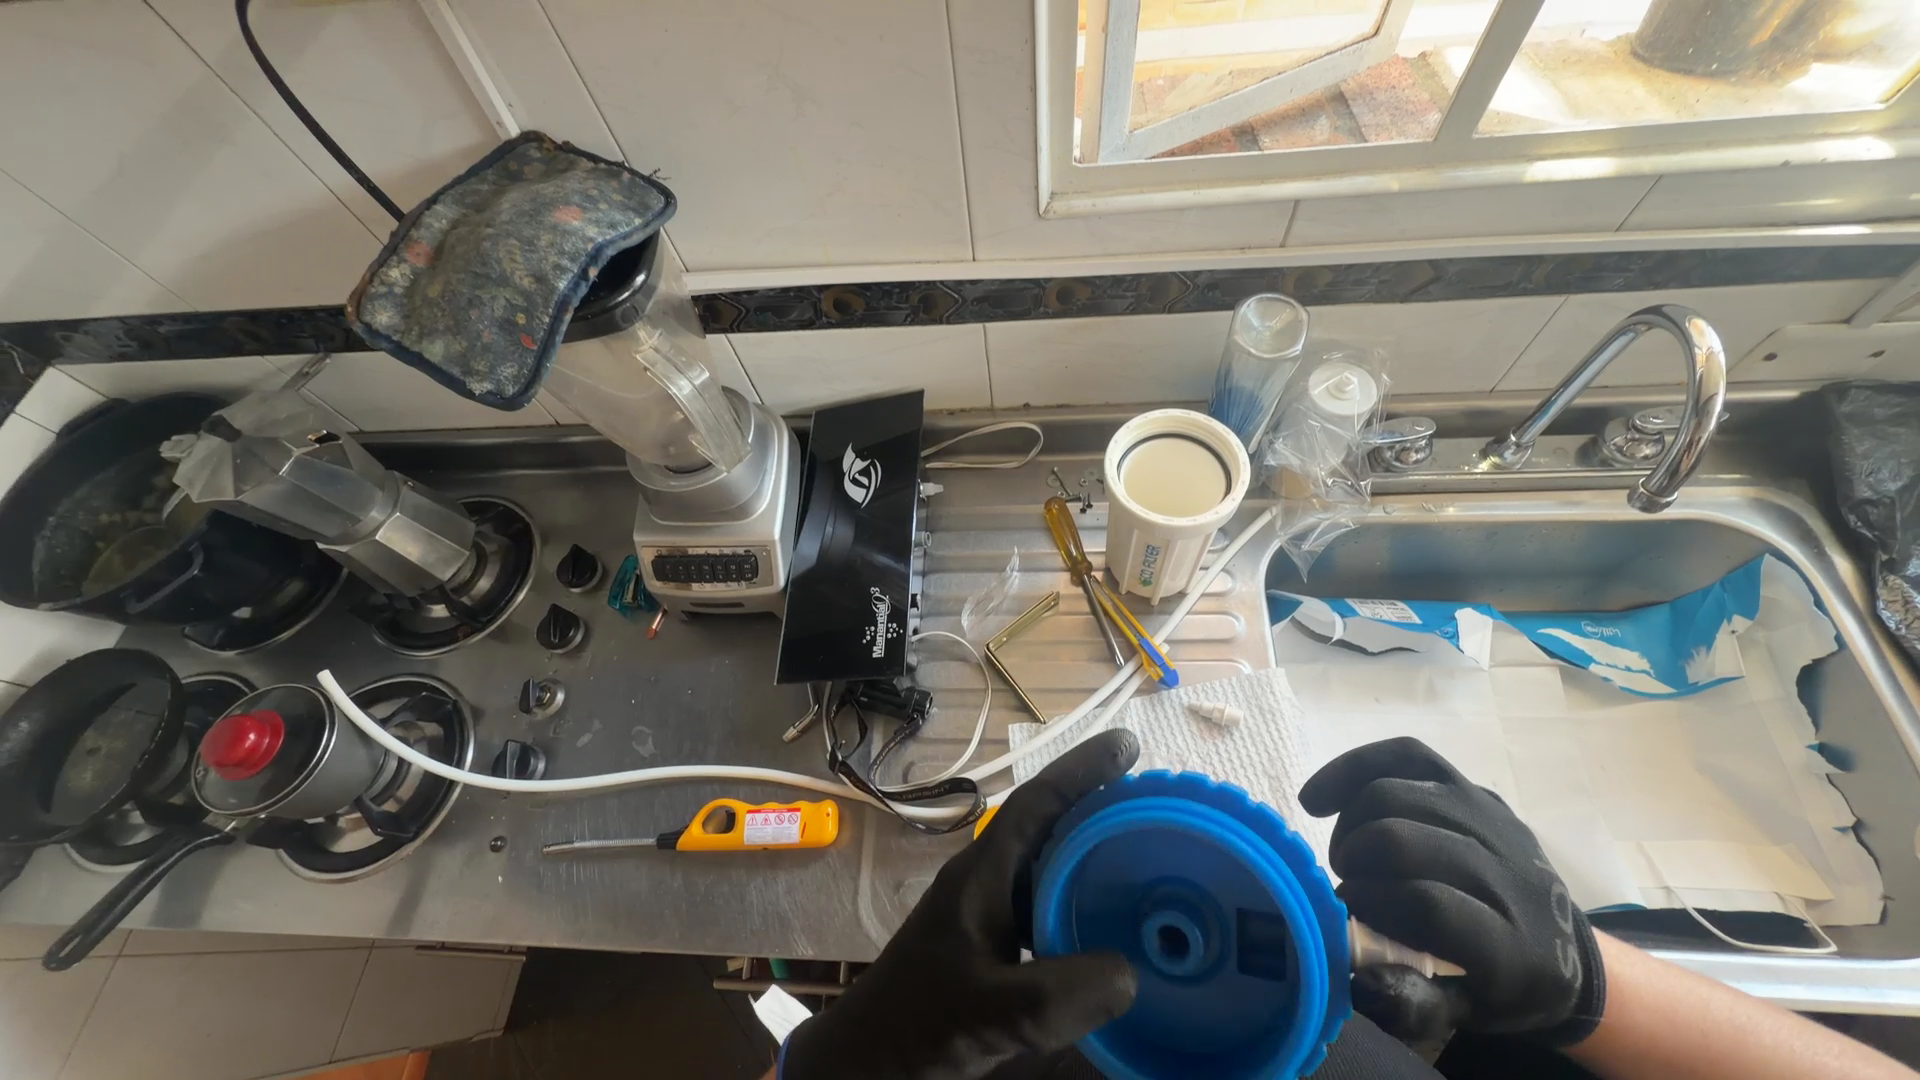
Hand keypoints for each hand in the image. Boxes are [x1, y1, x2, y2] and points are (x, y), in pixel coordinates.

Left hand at [781, 730, 1141, 1079]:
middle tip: (1155, 805)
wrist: (871, 1056)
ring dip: (1094, 853)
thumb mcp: (990, 1009)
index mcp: (985, 873)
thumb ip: (1056, 994)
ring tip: (1145, 855)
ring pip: (1051, 864)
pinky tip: (1111, 924)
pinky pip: (1050, 904)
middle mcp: (991, 880)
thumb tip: (1129, 973)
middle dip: (1098, 806)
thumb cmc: (917, 1020)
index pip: (1037, 802)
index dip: (1081, 769)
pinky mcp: (996, 942)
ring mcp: (992, 910)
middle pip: (1050, 825)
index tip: (1127, 745)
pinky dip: (1084, 900)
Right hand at [1298, 737, 1604, 1045]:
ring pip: (1393, 795)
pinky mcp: (1472, 789)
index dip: (1371, 902)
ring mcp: (1492, 821)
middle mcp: (1510, 875)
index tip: (1348, 915)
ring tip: (1348, 855)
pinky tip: (1322, 798)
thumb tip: (1356, 977)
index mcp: (1515, 946)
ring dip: (1350, 825)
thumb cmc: (1497, 987)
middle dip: (1355, 860)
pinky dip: (1352, 769)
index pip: (1428, 904)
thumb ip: (1411, 1003)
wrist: (1561, 950)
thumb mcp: (1463, 1015)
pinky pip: (1402, 755)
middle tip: (1348, 883)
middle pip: (1403, 841)